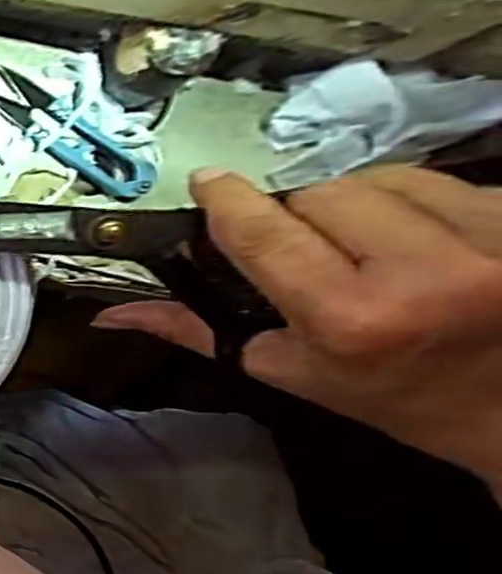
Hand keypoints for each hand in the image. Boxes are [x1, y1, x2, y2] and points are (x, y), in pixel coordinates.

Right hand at [94, 167, 501, 487]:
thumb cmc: (387, 395)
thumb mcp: (282, 369)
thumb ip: (195, 330)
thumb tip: (110, 315)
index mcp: (350, 318)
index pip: (269, 236)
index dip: (231, 202)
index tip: (208, 180)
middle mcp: (430, 274)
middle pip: (328, 194)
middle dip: (301, 210)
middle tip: (304, 243)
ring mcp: (501, 242)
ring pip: (391, 178)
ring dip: (362, 200)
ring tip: (368, 240)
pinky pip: (453, 184)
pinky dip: (421, 202)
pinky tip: (426, 236)